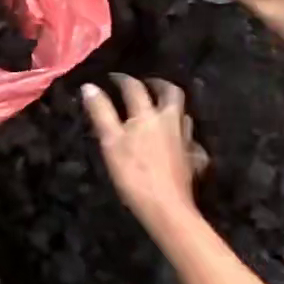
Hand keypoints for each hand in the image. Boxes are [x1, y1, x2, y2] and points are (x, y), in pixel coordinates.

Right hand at [81, 74, 209, 226]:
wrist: (166, 207)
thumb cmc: (132, 172)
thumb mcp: (109, 140)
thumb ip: (100, 111)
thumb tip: (89, 86)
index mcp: (148, 115)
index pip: (134, 88)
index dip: (121, 79)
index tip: (110, 77)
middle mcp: (170, 121)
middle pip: (171, 93)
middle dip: (157, 84)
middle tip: (145, 84)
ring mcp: (186, 140)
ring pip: (183, 114)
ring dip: (170, 106)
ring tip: (157, 108)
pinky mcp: (194, 158)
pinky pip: (191, 138)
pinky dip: (182, 133)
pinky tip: (176, 139)